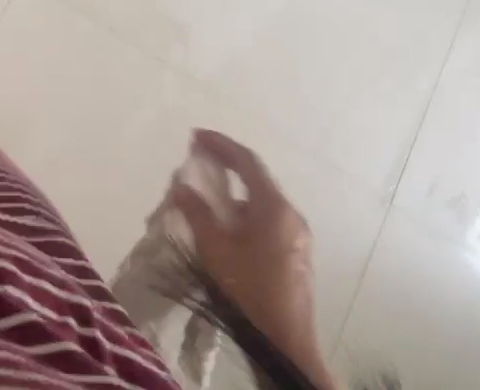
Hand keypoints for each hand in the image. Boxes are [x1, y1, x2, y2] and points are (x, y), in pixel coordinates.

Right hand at [171, 130, 332, 384]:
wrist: (286, 343)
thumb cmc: (249, 290)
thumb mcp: (215, 249)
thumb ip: (197, 213)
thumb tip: (182, 187)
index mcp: (274, 208)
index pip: (246, 161)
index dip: (220, 144)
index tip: (196, 135)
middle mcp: (291, 216)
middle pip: (257, 179)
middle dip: (227, 165)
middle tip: (199, 159)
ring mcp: (298, 236)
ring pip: (262, 202)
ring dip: (235, 192)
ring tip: (208, 197)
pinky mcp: (297, 255)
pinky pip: (268, 220)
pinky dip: (245, 212)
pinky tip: (228, 228)